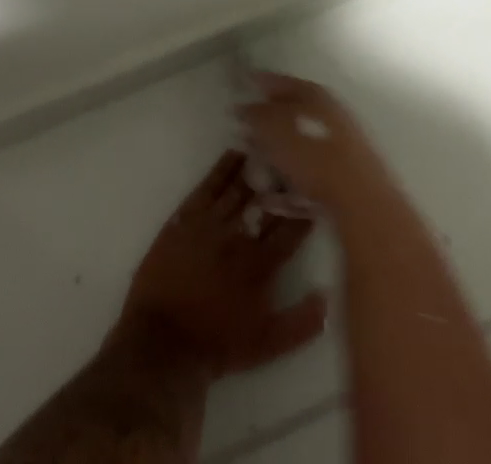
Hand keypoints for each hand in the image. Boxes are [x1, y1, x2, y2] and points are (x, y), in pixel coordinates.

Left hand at [115, 151, 327, 378]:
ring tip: (272, 145)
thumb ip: (303, 322)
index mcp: (262, 263)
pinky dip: (221, 169)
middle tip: (298, 155)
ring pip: (238, 188)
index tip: (319, 188)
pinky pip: (206, 187)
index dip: (306, 207)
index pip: (292, 227)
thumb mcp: (269, 344)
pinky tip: (233, 154)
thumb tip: (328, 296)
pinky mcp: (183, 220)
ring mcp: (209, 224)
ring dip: (256, 167)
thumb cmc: (218, 345)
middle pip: (267, 200)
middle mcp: (239, 236)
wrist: (162, 343)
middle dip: (284, 179)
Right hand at [235, 72, 388, 212]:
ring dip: (277, 161)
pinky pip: (309, 179)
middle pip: (291, 117)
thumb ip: (254, 114)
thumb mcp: (272, 128)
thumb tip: (242, 107)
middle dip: (266, 128)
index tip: (241, 88)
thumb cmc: (310, 154)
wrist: (358, 197)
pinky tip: (272, 203)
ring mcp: (339, 148)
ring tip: (255, 175)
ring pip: (300, 150)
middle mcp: (330, 115)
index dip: (259, 84)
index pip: (280, 82)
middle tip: (244, 138)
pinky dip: (290, 188)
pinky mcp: (343, 178)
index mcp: (313, 95)